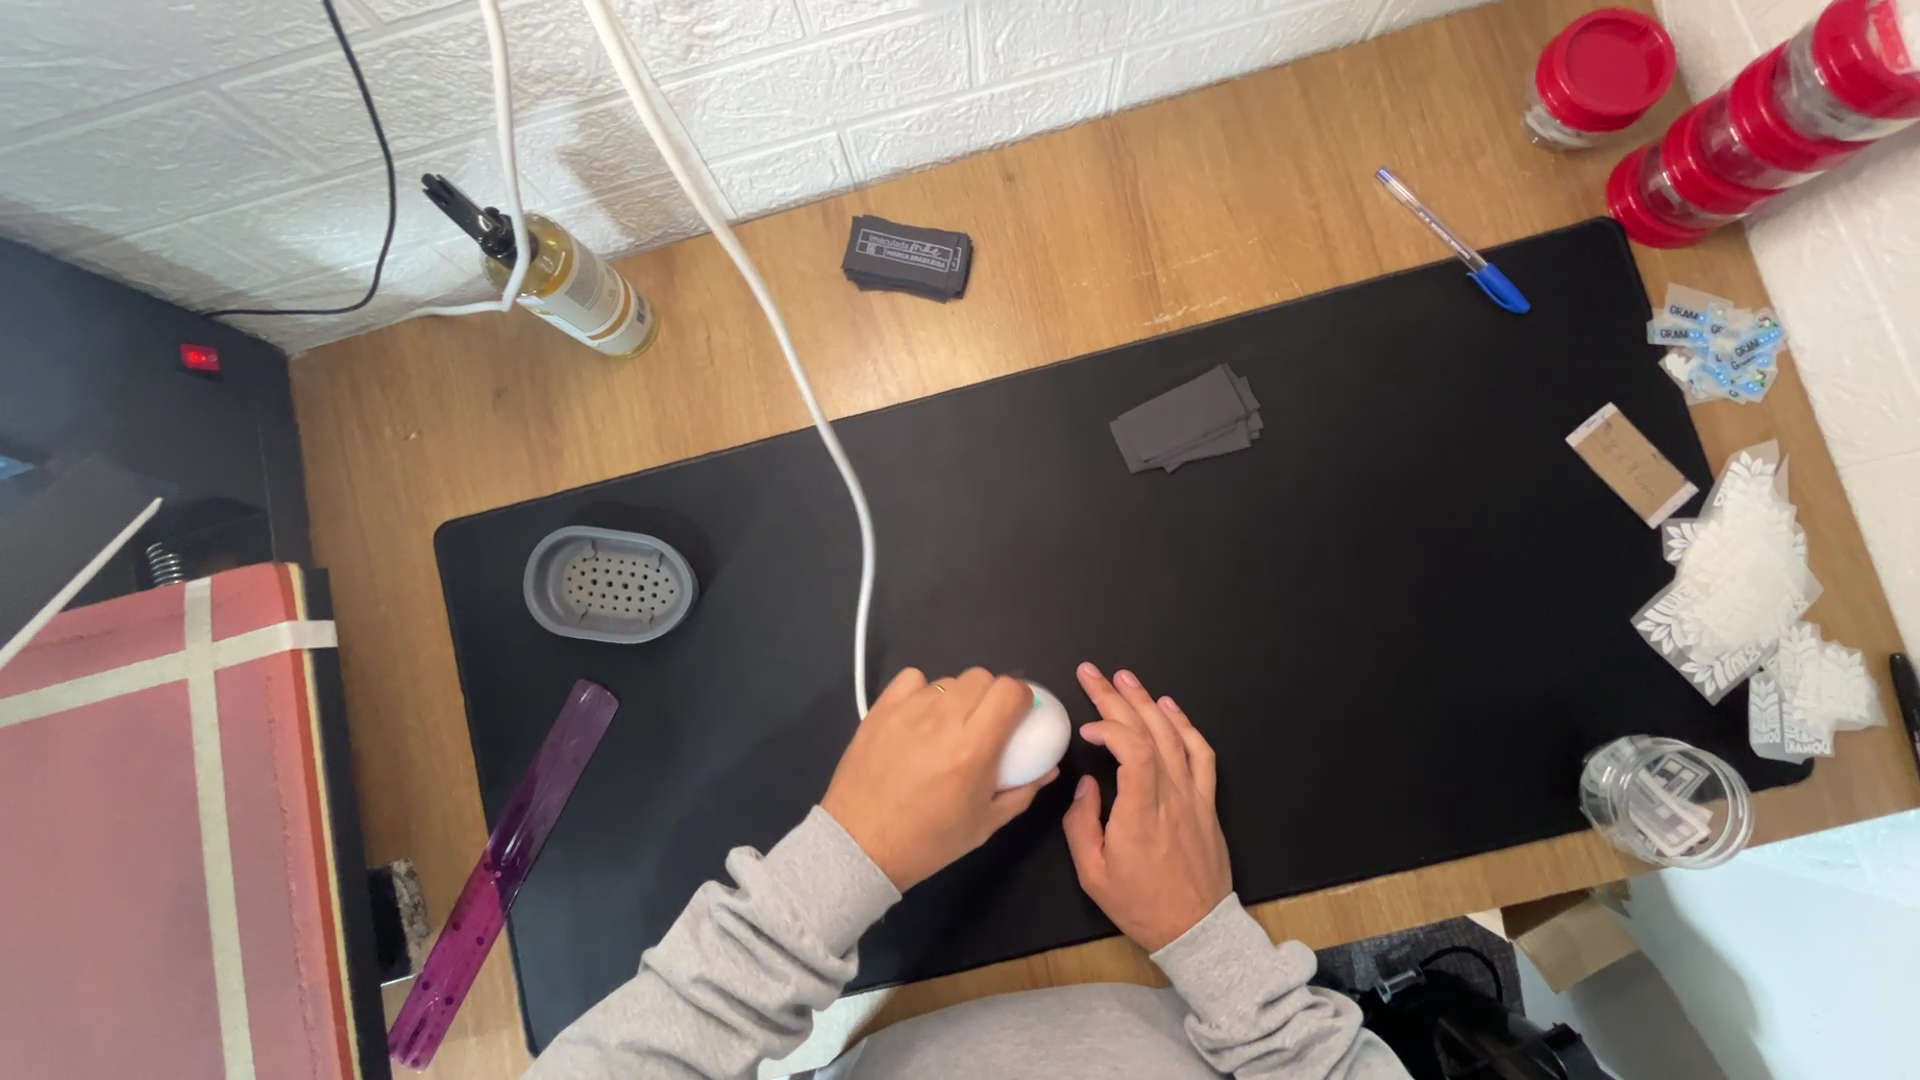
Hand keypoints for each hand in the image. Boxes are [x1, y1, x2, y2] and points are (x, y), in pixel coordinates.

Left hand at [822, 667, 1058, 889]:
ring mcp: (909, 709)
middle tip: (985, 723)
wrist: (861, 845)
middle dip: (991, 695)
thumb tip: (1049, 768)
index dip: (1022, 697)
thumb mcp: (985, 824)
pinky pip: (912, 678)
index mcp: (974, 747)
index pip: (1011, 691)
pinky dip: (923, 691)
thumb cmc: (928, 840)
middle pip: (982, 677)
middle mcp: (943, 719)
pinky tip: (919, 716)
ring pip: (949, 679)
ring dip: (958, 696)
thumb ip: (1022, 791)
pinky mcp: (882, 708)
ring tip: (949, 725)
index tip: (1019, 716)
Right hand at [1062, 663, 1231, 952]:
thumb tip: (1087, 783)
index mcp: (1141, 814)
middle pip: (1148, 732)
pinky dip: (1185, 724)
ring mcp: (1193, 796)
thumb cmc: (1140, 904)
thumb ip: (1081, 823)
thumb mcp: (1093, 874)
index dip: (1109, 727)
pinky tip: (1167, 706)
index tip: (1086, 729)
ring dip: (1146, 701)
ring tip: (1123, 677)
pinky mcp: (1206, 801)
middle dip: (1115, 697)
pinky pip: (1201, 754)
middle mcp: (1171, 797)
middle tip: (1091, 672)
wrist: (1196, 930)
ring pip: (1173, 735)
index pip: (1134, 751)